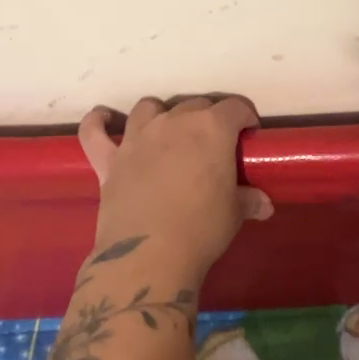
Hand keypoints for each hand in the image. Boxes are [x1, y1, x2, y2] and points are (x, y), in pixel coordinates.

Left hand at [78, 96, 273, 283]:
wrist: (150, 254)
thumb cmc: (202, 229)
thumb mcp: (234, 214)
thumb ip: (248, 200)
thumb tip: (263, 204)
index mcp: (211, 129)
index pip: (235, 107)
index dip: (245, 117)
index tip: (249, 134)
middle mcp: (173, 122)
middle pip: (195, 105)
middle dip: (209, 118)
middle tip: (215, 144)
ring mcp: (137, 138)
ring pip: (149, 108)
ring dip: (162, 114)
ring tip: (169, 132)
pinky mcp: (109, 159)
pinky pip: (94, 131)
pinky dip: (99, 121)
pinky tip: (105, 119)